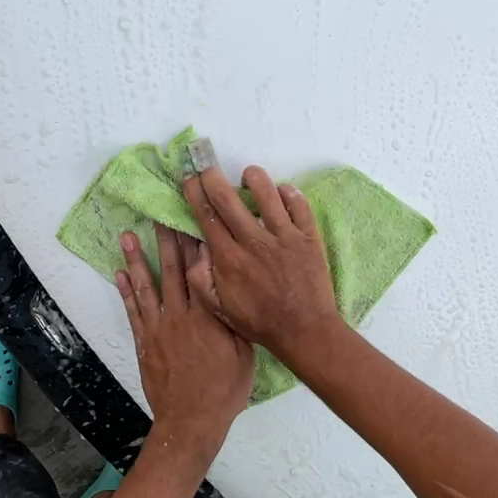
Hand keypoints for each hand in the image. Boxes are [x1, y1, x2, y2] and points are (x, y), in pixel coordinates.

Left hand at [117, 224, 254, 454]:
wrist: (191, 420)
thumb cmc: (225, 390)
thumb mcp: (244, 353)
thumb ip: (234, 319)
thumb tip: (231, 289)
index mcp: (209, 316)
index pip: (201, 271)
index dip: (196, 244)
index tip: (192, 219)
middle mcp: (181, 316)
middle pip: (172, 270)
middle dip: (167, 240)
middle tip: (160, 213)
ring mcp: (159, 328)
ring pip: (147, 286)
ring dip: (136, 259)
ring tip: (128, 235)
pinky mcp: (145, 342)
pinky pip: (133, 311)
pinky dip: (126, 291)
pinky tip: (120, 272)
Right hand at [181, 166, 343, 359]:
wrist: (304, 330)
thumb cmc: (259, 321)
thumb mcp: (220, 309)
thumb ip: (201, 280)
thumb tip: (195, 249)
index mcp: (229, 259)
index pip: (206, 216)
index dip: (195, 194)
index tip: (189, 180)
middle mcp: (254, 242)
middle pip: (228, 199)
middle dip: (213, 178)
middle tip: (207, 167)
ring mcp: (284, 238)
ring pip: (266, 194)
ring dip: (254, 178)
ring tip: (248, 175)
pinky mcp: (308, 238)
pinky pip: (299, 205)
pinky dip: (289, 193)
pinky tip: (282, 191)